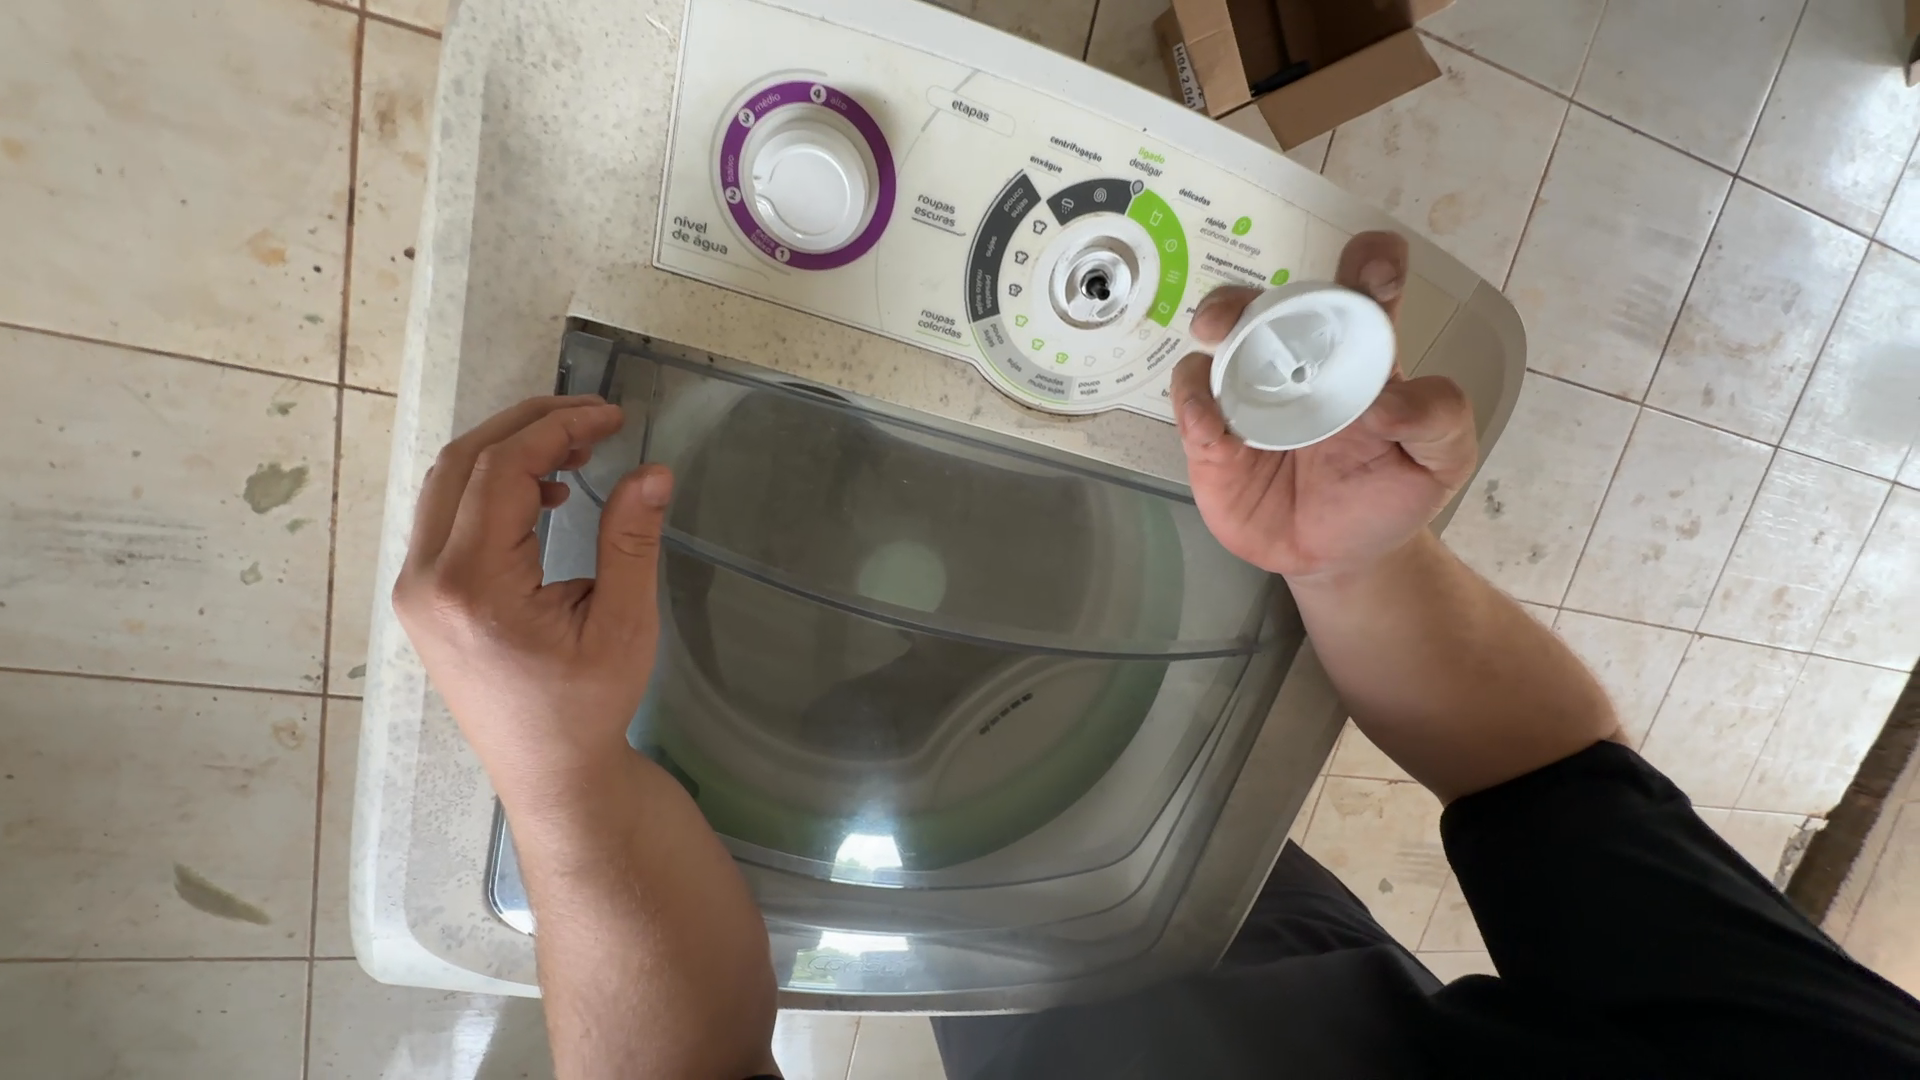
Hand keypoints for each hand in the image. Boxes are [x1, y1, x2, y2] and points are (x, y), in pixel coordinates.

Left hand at [392, 395, 672, 803]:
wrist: (550, 771)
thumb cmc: (590, 704)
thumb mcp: (624, 624)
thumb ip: (632, 541)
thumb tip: (654, 471)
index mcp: (472, 583)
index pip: (502, 470)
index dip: (558, 428)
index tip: (613, 416)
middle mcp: (427, 576)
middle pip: (464, 462)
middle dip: (531, 425)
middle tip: (596, 418)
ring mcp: (418, 587)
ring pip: (451, 484)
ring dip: (512, 451)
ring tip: (578, 447)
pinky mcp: (428, 596)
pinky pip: (452, 514)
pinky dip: (497, 485)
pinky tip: (547, 497)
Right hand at [1171, 231, 1477, 581]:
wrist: (1334, 556)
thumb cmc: (1386, 497)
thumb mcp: (1439, 460)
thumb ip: (1437, 418)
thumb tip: (1385, 399)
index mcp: (1357, 355)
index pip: (1361, 289)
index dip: (1368, 263)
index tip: (1372, 275)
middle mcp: (1296, 364)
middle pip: (1266, 304)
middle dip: (1252, 294)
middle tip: (1248, 311)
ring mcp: (1247, 397)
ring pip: (1218, 341)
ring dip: (1213, 326)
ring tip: (1216, 337)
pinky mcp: (1210, 438)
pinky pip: (1192, 403)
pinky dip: (1192, 402)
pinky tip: (1210, 424)